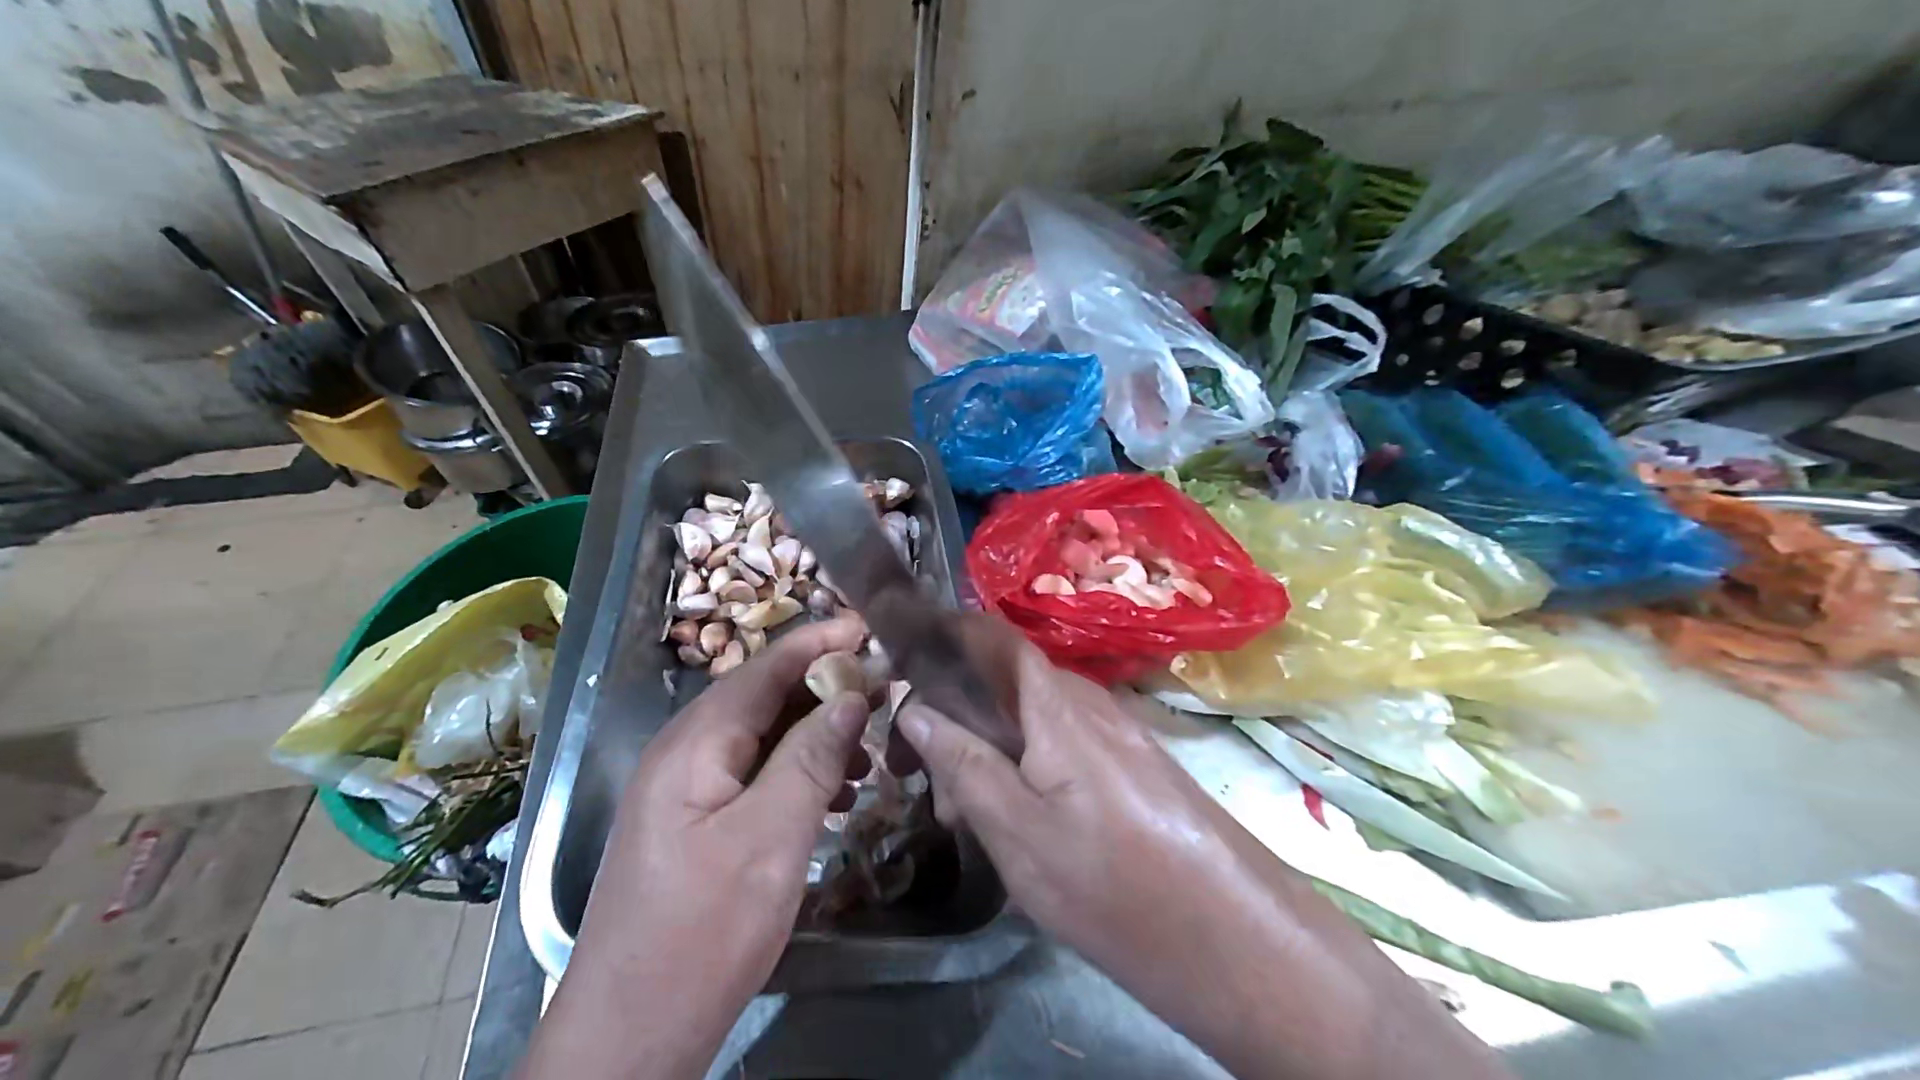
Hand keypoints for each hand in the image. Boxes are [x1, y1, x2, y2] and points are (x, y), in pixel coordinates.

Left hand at [525, 615, 871, 1079]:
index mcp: (696, 742)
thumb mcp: (771, 838)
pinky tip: (834, 793)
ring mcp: (687, 789)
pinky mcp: (695, 822)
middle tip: (885, 692)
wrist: (629, 1034)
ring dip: (817, 734)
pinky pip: (755, 774)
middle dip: (826, 689)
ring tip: (869, 751)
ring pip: (763, 737)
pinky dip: (798, 771)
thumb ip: (812, 757)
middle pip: (765, 697)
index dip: (821, 641)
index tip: (872, 627)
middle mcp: (686, 752)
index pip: (767, 666)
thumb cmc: (702, 931)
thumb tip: (852, 694)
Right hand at [896, 615, 1509, 1079]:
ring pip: (1031, 719)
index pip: (993, 635)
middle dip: (957, 715)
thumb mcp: (1015, 829)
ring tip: (966, 816)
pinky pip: (1061, 745)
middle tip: (927, 780)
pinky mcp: (1129, 765)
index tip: (905, 654)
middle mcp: (1087, 702)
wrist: (1230, 936)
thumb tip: (914, 705)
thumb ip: (962, 761)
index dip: (947, 631)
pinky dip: (1024, 767)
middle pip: (1006, 682)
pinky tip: (1017, 823)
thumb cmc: (1109, 880)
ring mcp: (1113, 732)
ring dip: (988, 750)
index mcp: (1055, 703)